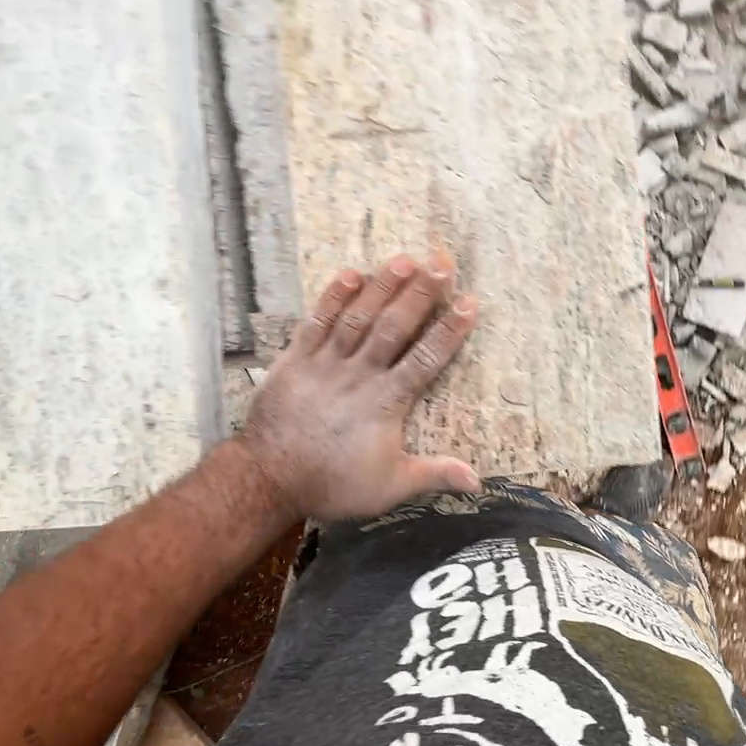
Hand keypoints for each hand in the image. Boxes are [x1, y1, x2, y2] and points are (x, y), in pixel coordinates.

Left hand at [238, 253, 481, 521]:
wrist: (267, 481)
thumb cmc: (332, 484)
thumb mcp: (389, 487)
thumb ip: (434, 476)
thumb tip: (478, 482)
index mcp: (385, 403)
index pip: (426, 359)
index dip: (449, 330)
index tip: (469, 302)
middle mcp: (359, 375)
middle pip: (394, 327)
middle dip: (420, 293)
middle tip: (442, 263)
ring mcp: (325, 364)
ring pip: (358, 317)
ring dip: (382, 286)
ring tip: (405, 258)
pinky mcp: (295, 360)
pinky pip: (316, 322)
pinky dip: (333, 297)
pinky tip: (351, 273)